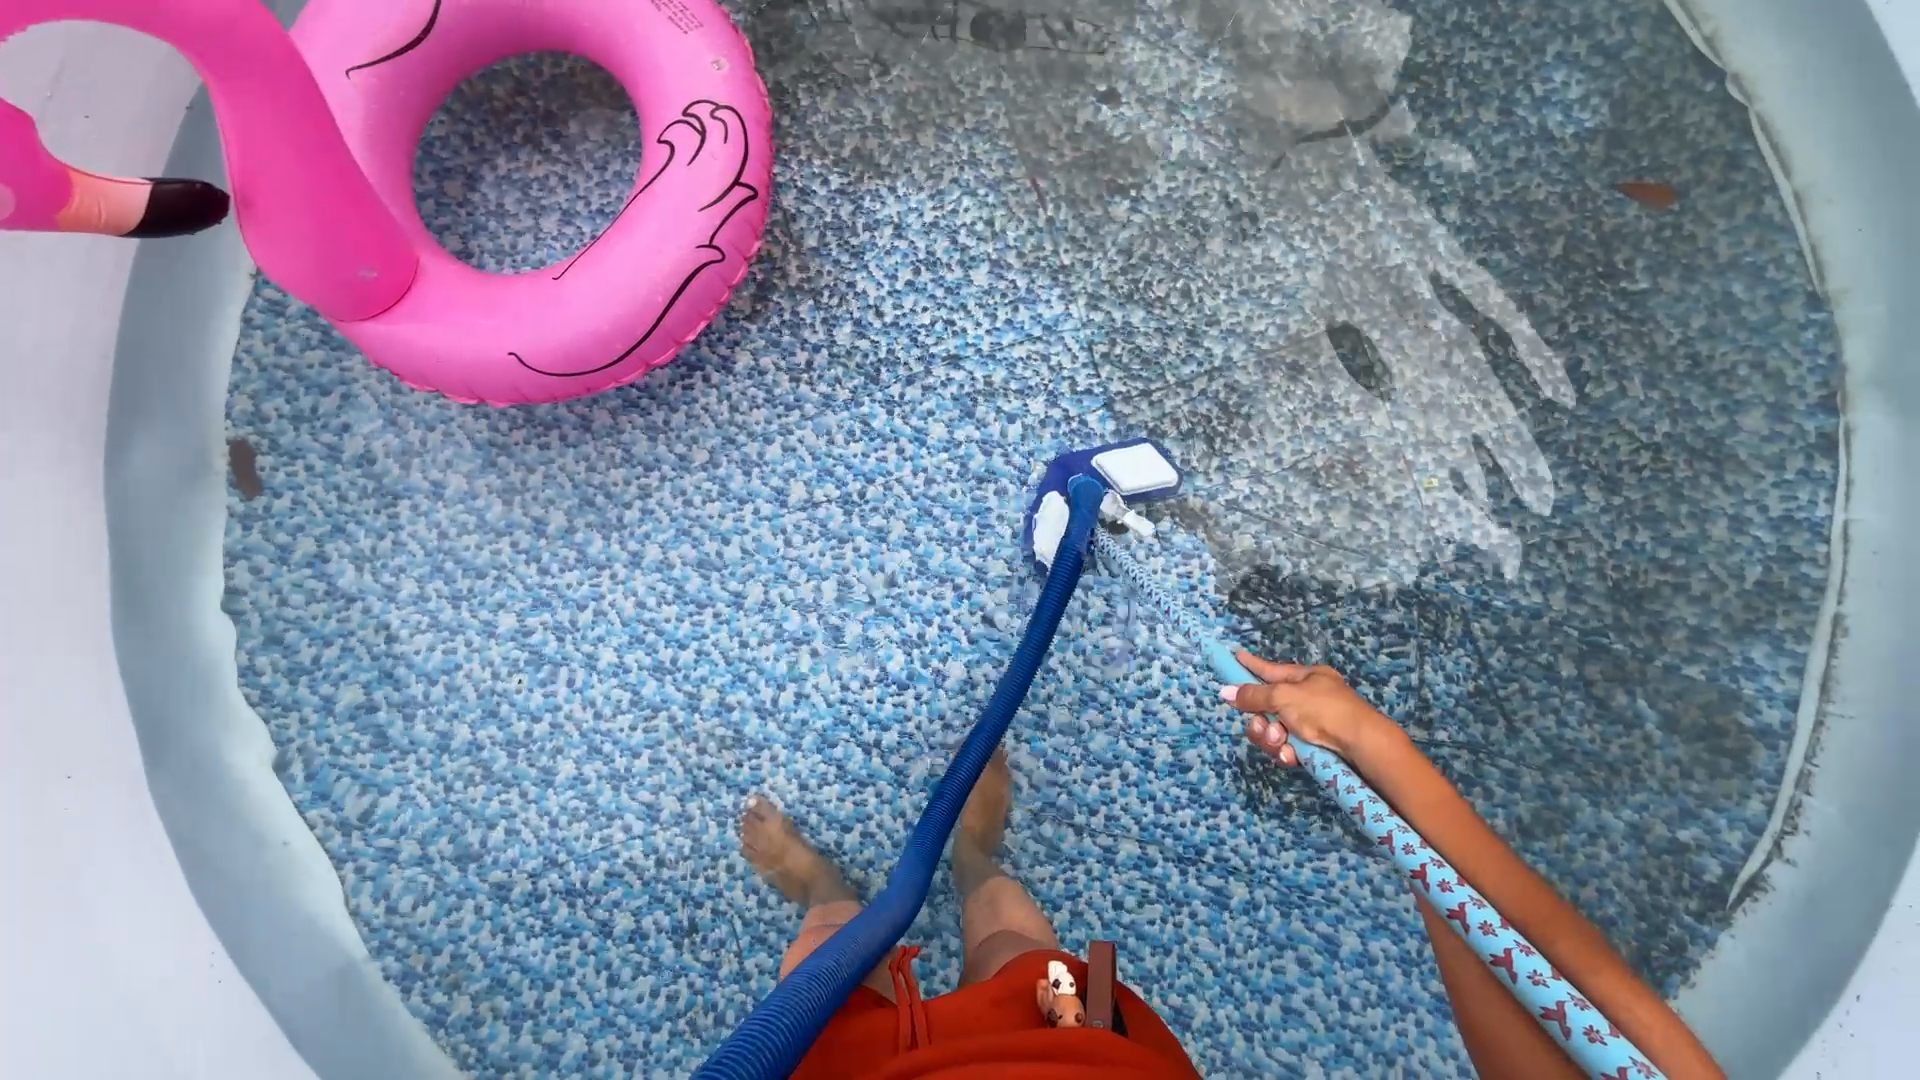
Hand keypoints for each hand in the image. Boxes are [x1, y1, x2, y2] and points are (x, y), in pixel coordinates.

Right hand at [1220, 652, 1386, 764]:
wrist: (1361, 745)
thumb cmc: (1324, 710)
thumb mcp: (1283, 697)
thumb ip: (1253, 696)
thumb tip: (1225, 692)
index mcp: (1305, 678)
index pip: (1270, 670)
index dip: (1251, 665)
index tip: (1235, 655)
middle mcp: (1307, 699)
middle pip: (1267, 707)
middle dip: (1260, 719)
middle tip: (1262, 725)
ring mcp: (1311, 724)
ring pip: (1274, 730)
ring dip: (1271, 738)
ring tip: (1279, 741)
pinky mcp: (1313, 747)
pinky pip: (1287, 747)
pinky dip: (1285, 751)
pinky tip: (1291, 756)